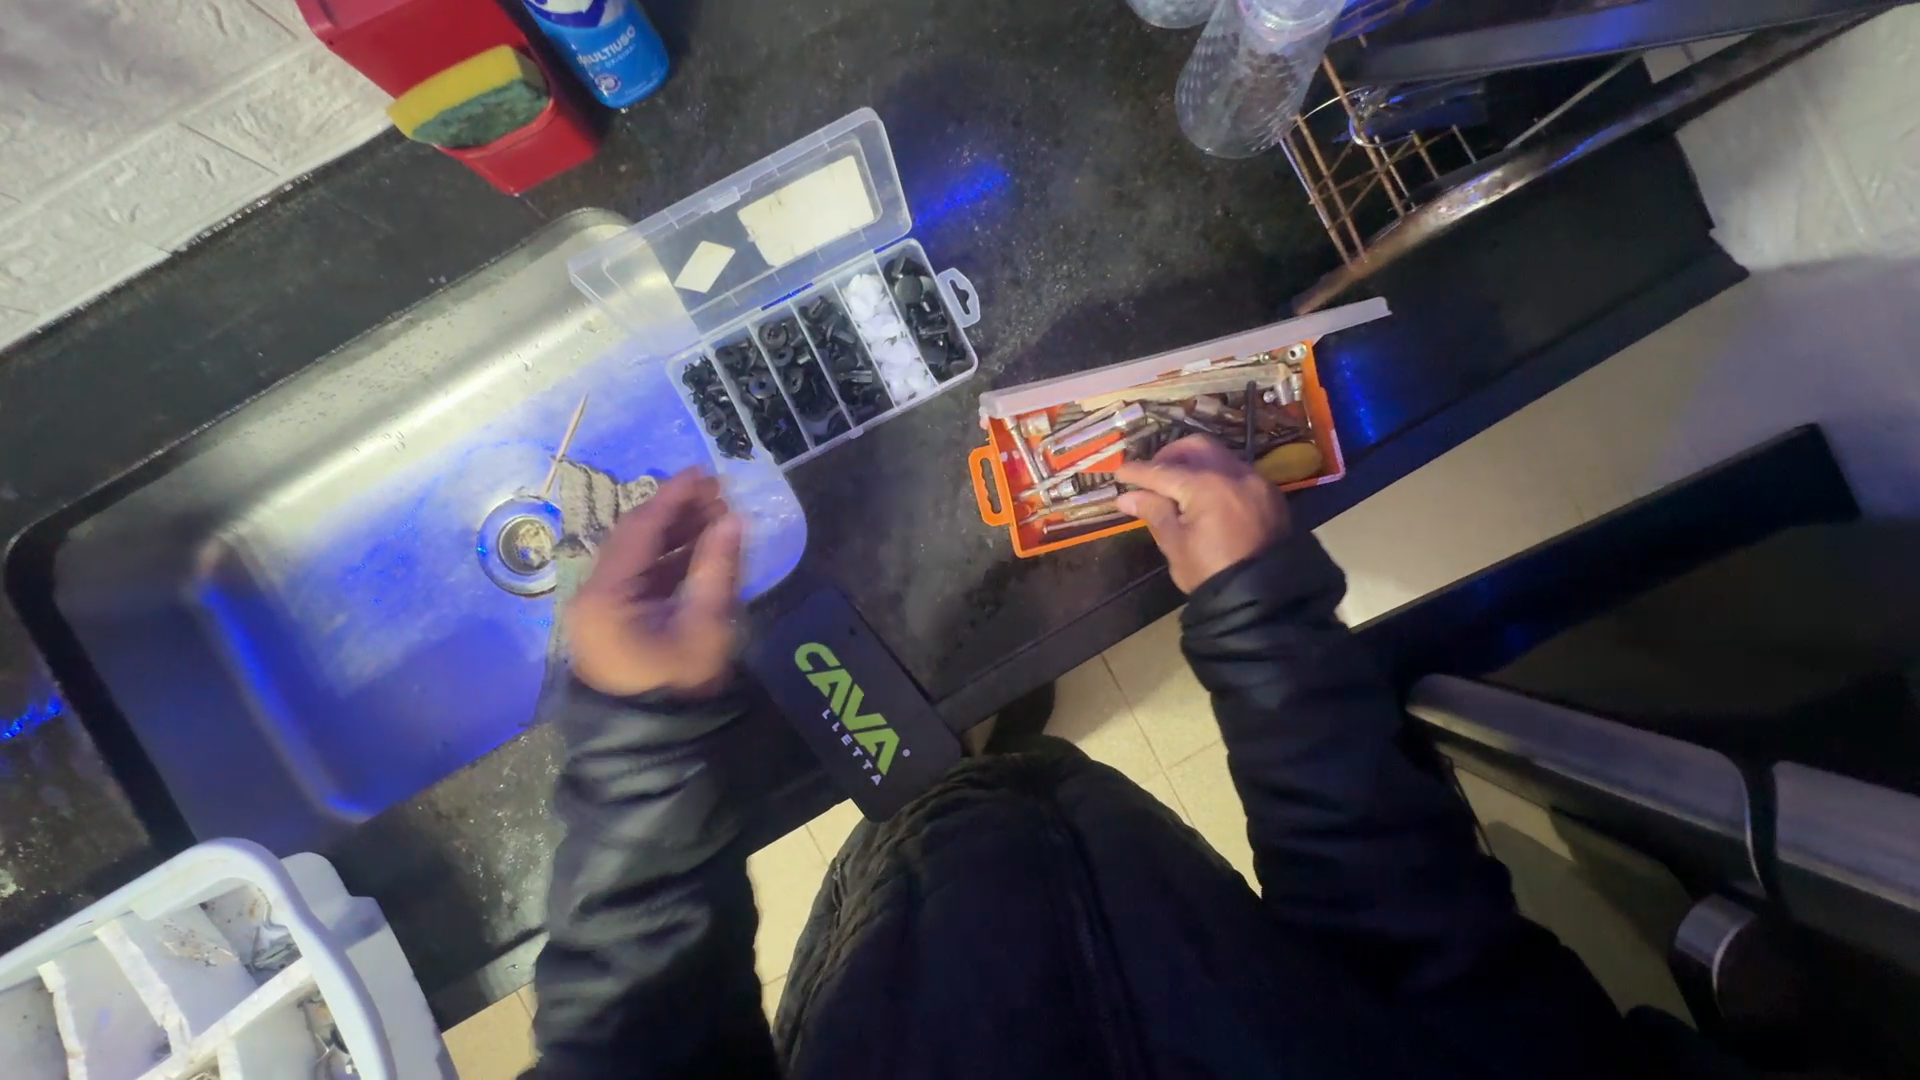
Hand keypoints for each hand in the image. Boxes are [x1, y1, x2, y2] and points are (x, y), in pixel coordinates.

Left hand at [565, 468, 744, 697]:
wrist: (655, 739)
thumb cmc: (680, 684)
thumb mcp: (704, 625)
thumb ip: (717, 568)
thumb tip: (734, 519)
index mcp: (606, 594)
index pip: (640, 529)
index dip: (674, 496)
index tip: (704, 472)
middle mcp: (595, 593)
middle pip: (636, 537)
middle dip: (678, 511)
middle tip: (718, 492)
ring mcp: (603, 607)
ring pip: (640, 555)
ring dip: (677, 533)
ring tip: (716, 515)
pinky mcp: (616, 619)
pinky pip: (642, 576)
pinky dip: (672, 558)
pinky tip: (702, 546)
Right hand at [1115, 435, 1291, 593]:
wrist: (1263, 598)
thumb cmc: (1210, 572)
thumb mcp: (1175, 544)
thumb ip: (1154, 511)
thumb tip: (1127, 498)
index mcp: (1206, 486)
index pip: (1163, 472)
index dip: (1138, 473)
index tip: (1120, 473)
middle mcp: (1234, 474)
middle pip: (1197, 447)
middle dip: (1170, 455)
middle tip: (1153, 474)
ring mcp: (1257, 483)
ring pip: (1221, 457)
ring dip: (1196, 464)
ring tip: (1178, 486)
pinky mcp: (1271, 496)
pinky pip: (1239, 474)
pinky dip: (1217, 477)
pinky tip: (1206, 498)